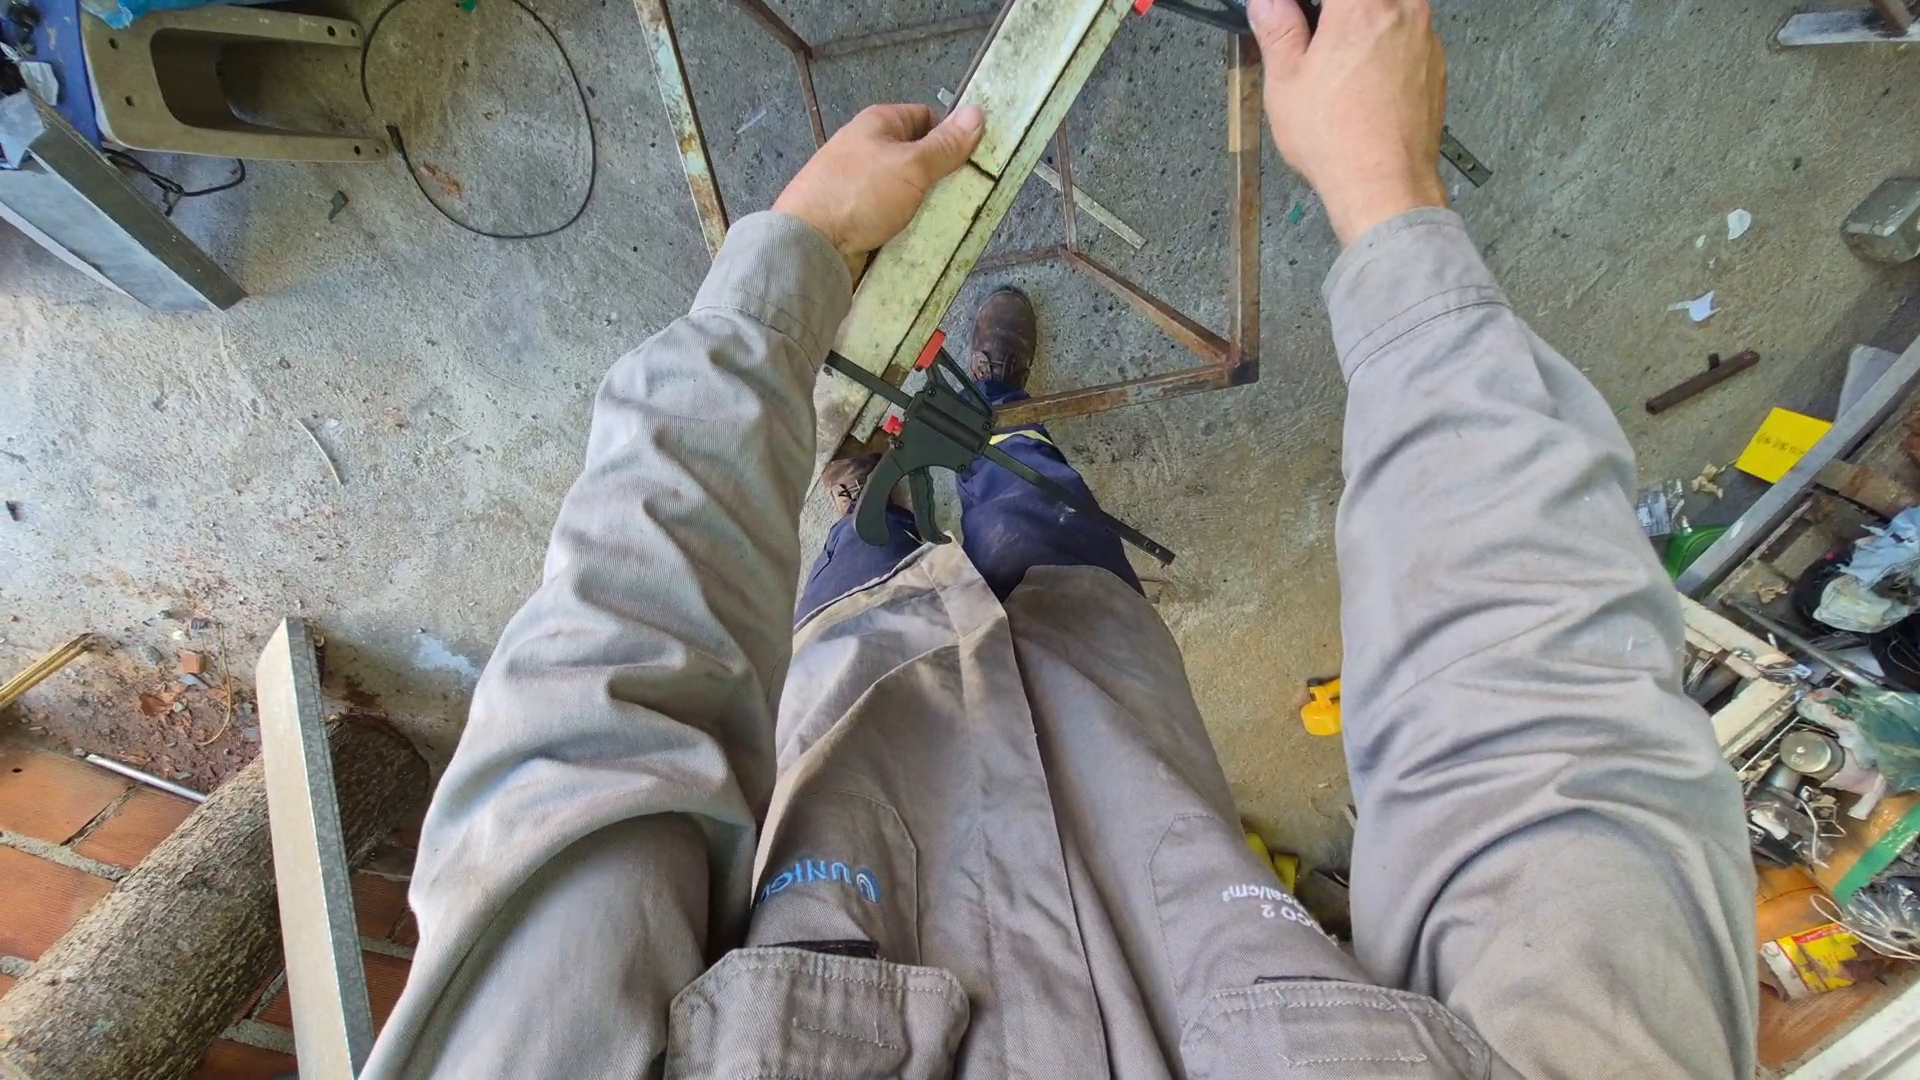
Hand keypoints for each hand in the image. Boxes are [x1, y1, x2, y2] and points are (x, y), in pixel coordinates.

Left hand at [773, 103, 985, 279]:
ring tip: (951, 224)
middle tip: (968, 199)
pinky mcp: (857, 220)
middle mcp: (868, 151)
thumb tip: (977, 114)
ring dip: (926, 209)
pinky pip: (892, 221)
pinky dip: (908, 229)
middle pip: (917, 160)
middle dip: (941, 179)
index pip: (926, 119)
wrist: (811, 244)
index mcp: (879, 124)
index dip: (951, 136)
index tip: (976, 161)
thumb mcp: (911, 166)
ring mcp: (861, 188)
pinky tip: (924, 241)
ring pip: (906, 195)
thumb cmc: (860, 194)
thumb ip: (945, 146)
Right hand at [1248, 0, 1448, 245]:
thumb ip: (1278, 32)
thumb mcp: (1285, 84)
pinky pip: (1408, 42)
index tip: (1304, 20)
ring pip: (1391, 14)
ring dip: (1365, 33)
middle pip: (1367, 2)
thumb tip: (1269, 4)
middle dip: (1341, 19)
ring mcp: (1425, 35)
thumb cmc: (1335, 138)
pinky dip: (1386, 56)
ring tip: (1340, 77)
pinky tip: (1364, 94)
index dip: (1316, 10)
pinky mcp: (1435, 64)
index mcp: (1359, 6)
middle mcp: (1401, 9)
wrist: (1381, 181)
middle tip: (1317, 47)